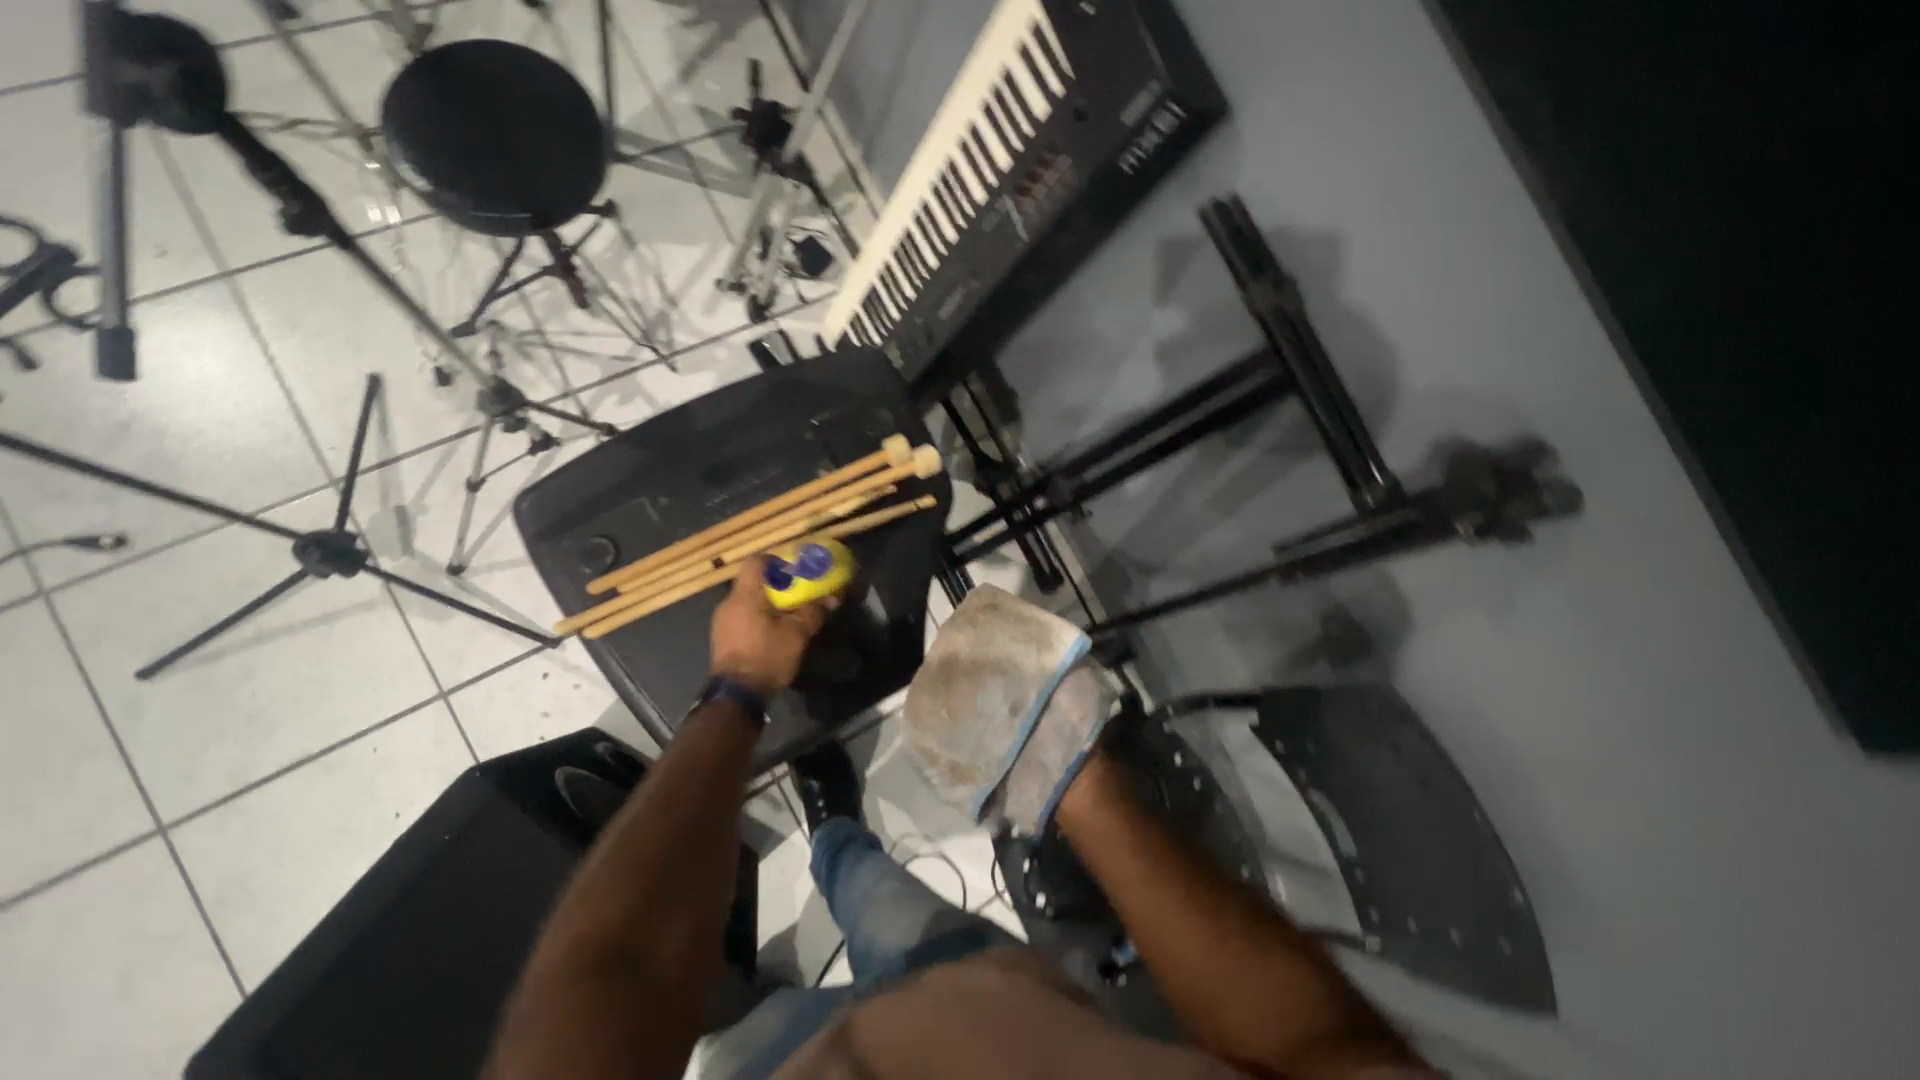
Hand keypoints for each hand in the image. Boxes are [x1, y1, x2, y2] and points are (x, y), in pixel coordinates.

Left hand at [709, 557, 835, 696]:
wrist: (736, 695)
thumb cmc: (767, 657)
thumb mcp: (797, 635)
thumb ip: (813, 612)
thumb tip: (833, 597)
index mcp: (745, 596)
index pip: (755, 561)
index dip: (775, 560)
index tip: (793, 570)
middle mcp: (728, 603)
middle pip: (751, 581)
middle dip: (775, 585)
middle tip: (796, 593)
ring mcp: (721, 621)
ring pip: (746, 600)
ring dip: (765, 603)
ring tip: (786, 615)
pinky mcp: (721, 638)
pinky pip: (740, 616)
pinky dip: (756, 617)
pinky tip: (771, 632)